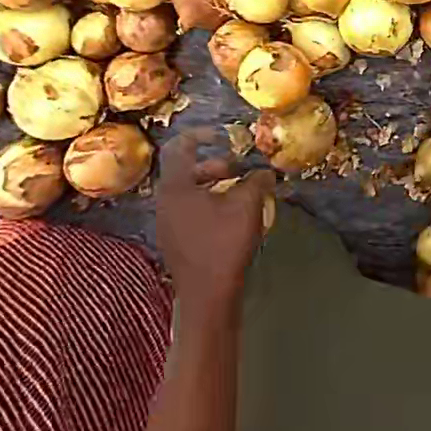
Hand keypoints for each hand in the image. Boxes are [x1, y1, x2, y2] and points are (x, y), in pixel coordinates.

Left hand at [155, 130, 275, 312]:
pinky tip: (232, 214)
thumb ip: (257, 180)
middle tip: (240, 168)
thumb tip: (264, 171)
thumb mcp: (248, 204)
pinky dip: (210, 202)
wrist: (208, 296)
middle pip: (186, 170)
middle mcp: (165, 201)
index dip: (201, 135)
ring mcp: (167, 222)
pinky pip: (190, 209)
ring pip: (189, 191)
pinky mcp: (175, 239)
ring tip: (241, 191)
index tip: (223, 134)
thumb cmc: (224, 242)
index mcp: (176, 186)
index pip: (180, 147)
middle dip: (216, 164)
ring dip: (215, 185)